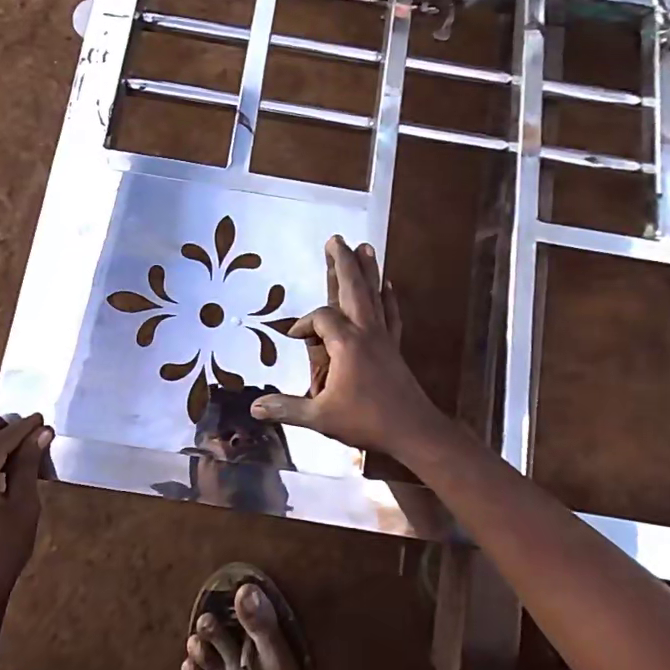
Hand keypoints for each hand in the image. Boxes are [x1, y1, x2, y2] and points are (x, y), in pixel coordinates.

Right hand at [251, 236, 448, 457]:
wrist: (413, 430)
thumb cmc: (367, 421)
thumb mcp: (320, 418)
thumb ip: (287, 408)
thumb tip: (255, 407)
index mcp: (347, 344)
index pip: (320, 319)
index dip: (304, 324)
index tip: (294, 338)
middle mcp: (366, 333)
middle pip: (353, 289)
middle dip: (342, 263)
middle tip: (335, 239)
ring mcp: (383, 338)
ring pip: (374, 296)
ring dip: (368, 270)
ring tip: (365, 247)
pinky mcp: (395, 348)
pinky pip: (391, 314)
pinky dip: (388, 298)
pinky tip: (388, 285)